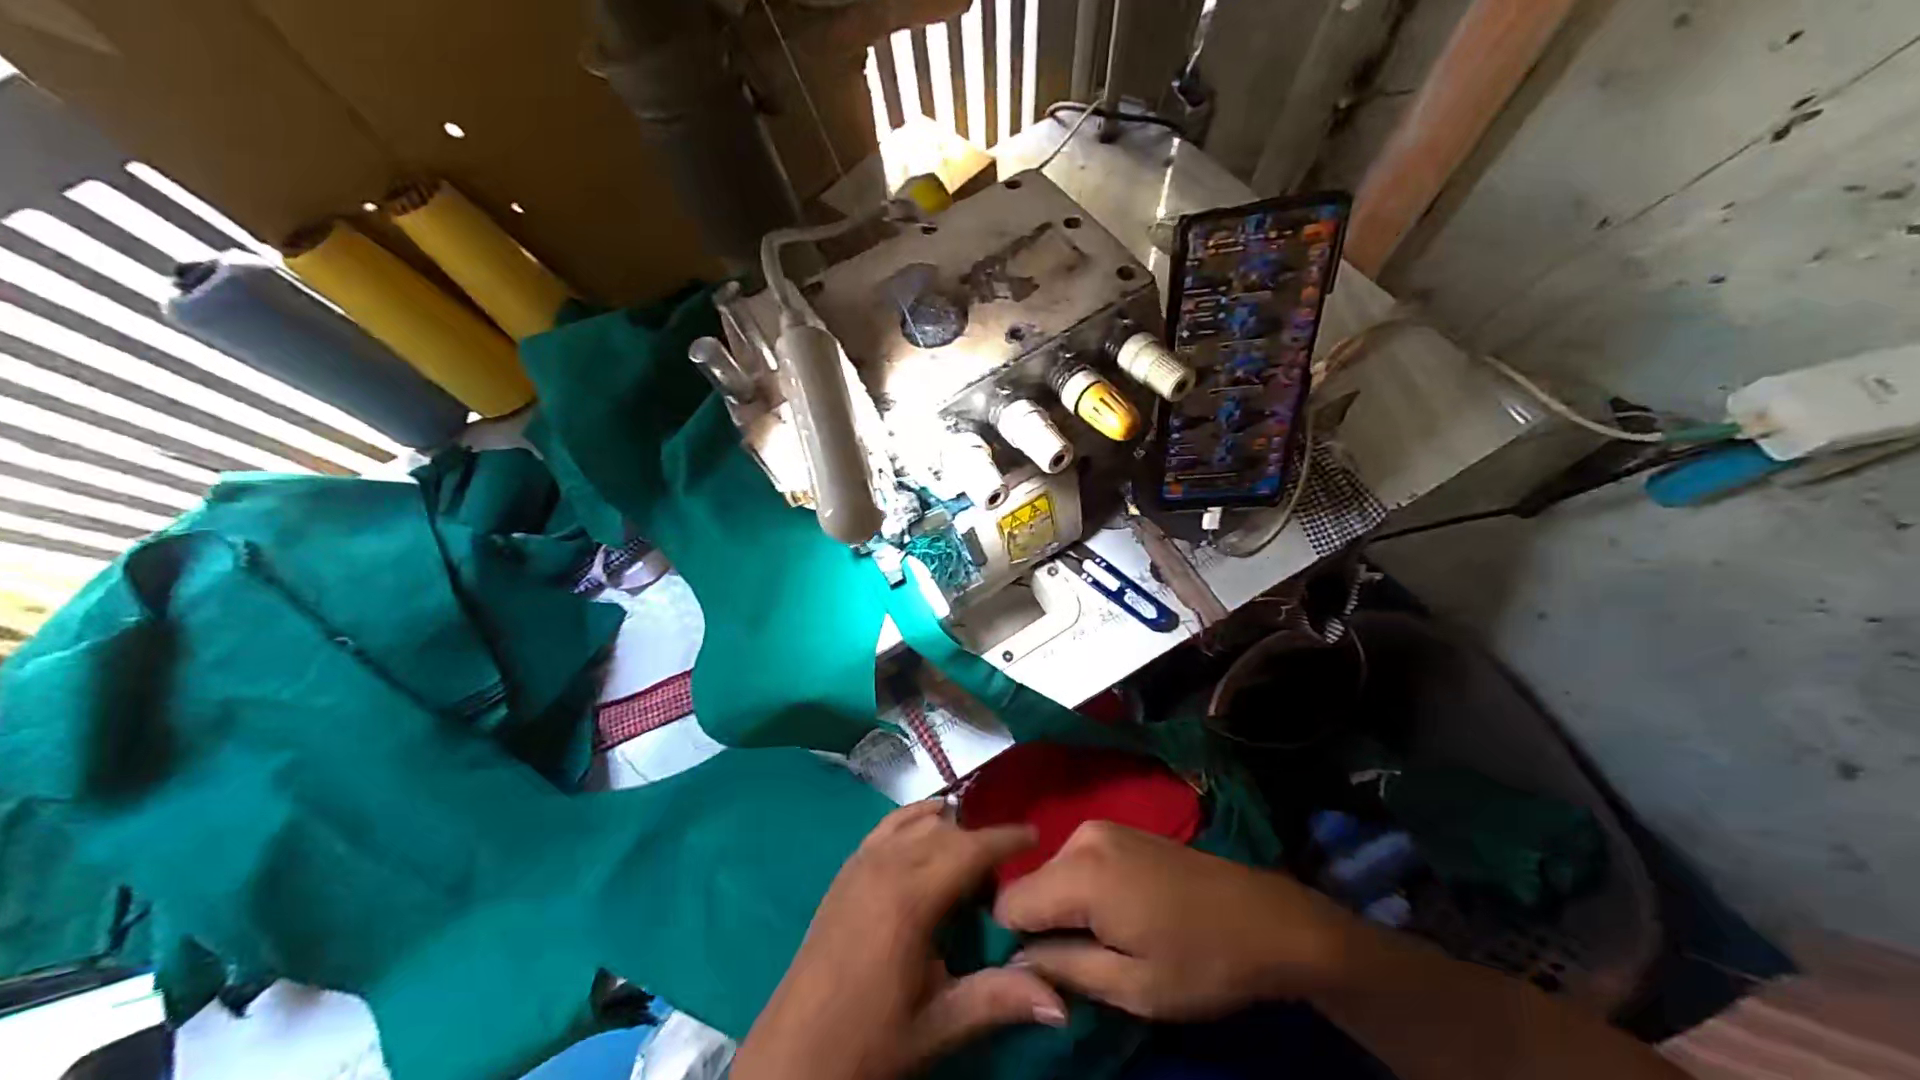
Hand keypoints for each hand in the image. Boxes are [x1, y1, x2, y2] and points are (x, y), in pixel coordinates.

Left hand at [733, 801, 1068, 1079]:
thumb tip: (1062, 1002)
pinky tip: (924, 843)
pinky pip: (886, 828)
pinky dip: (912, 824)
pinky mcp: (843, 872)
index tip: (1035, 836)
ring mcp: (858, 864)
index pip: (969, 848)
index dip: (1005, 838)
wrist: (795, 1055)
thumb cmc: (871, 1041)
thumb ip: (999, 999)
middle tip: (1002, 877)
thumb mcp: (939, 1023)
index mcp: (910, 898)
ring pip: (914, 822)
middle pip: (944, 831)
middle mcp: (884, 866)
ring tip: (968, 863)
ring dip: (946, 831)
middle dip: (978, 842)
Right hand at [994, 820, 1371, 1020]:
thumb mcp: (1132, 987)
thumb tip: (1013, 963)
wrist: (1271, 921)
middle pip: (1029, 887)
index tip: (1040, 974)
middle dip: (1041, 927)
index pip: (1008, 904)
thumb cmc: (1203, 963)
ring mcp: (1102, 829)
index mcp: (1081, 873)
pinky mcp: (1119, 831)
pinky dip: (1082, 894)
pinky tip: (1118, 918)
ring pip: (1051, 877)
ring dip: (1063, 912)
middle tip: (1078, 967)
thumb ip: (1063, 970)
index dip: (1013, 944)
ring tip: (1104, 944)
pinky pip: (1076, 865)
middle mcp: (1082, 837)